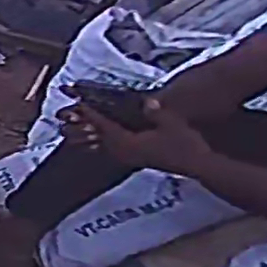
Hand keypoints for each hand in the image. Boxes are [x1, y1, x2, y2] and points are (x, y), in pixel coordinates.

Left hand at [64, 98, 216, 175]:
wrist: (198, 166)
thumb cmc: (185, 144)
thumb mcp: (173, 125)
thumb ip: (158, 113)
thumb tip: (147, 100)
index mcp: (127, 142)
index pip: (103, 125)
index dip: (91, 114)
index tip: (79, 104)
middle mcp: (121, 150)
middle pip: (94, 135)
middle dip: (81, 125)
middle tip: (67, 115)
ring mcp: (125, 157)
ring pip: (98, 144)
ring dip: (86, 135)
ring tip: (73, 127)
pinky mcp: (131, 160)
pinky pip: (107, 150)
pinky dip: (98, 142)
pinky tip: (93, 140)